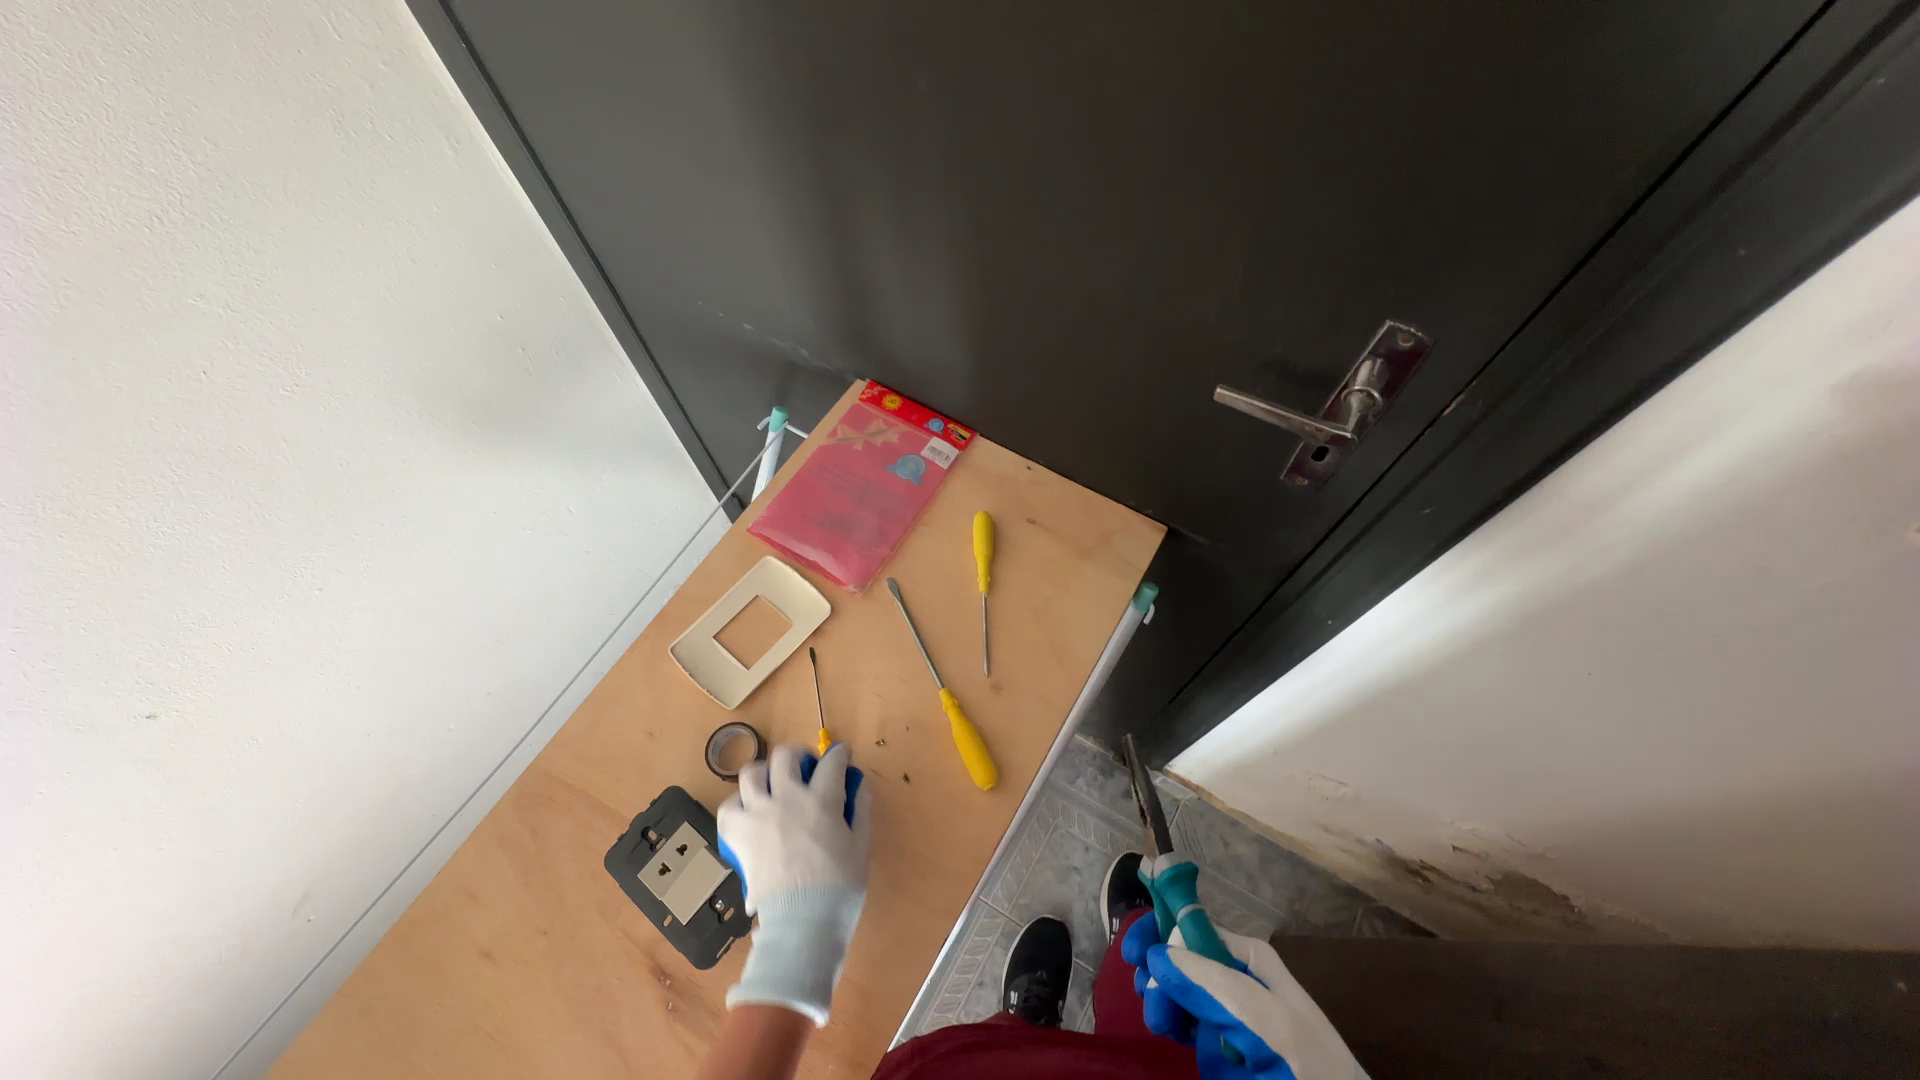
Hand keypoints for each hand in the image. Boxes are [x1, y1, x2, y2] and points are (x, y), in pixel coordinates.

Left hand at [717, 743, 872, 1025]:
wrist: (802, 921)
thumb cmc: (838, 885)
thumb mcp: (861, 845)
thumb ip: (860, 810)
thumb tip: (858, 785)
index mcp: (821, 799)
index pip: (832, 761)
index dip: (839, 754)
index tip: (841, 756)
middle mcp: (787, 797)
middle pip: (785, 756)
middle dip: (798, 757)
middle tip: (804, 770)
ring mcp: (758, 814)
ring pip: (751, 773)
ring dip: (764, 776)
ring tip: (771, 788)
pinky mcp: (738, 834)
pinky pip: (728, 806)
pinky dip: (738, 805)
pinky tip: (749, 813)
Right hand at [1123, 913, 1366, 1079]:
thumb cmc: (1306, 1063)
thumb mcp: (1268, 1021)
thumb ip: (1216, 986)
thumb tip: (1158, 954)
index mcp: (1246, 956)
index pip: (1190, 927)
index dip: (1158, 934)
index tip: (1134, 956)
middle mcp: (1233, 974)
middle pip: (1177, 957)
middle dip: (1156, 972)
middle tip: (1147, 1000)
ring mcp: (1226, 1009)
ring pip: (1175, 987)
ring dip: (1159, 1000)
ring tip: (1160, 1024)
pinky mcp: (1220, 1041)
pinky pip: (1185, 1019)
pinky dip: (1170, 1021)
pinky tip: (1170, 1032)